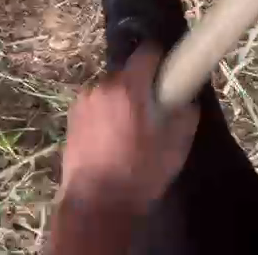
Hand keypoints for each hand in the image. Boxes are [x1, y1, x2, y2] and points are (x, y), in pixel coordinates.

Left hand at [58, 45, 198, 217]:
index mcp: (130, 88)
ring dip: (121, 99)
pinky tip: (109, 139)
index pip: (147, 51)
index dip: (160, 59)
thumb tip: (186, 97)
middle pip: (128, 72)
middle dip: (140, 85)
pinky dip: (104, 112)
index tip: (168, 74)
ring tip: (127, 131)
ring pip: (110, 88)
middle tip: (150, 112)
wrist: (96, 205)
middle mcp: (104, 85)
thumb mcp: (175, 148)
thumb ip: (185, 114)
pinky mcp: (72, 114)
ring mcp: (84, 99)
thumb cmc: (140, 175)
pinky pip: (95, 102)